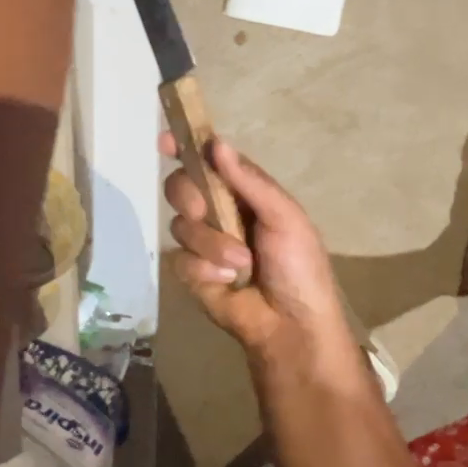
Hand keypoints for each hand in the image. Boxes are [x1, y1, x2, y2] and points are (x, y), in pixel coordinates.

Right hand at [161, 134, 352, 366]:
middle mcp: (220, 213)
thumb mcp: (285, 217)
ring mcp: (203, 244)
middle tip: (206, 211)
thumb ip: (250, 181)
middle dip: (190, 196)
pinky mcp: (192, 274)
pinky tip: (229, 284)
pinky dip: (205, 270)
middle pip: (182, 187)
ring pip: (180, 225)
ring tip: (242, 265)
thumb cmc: (299, 267)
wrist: (291, 325)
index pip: (209, 161)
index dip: (186, 148)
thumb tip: (217, 144)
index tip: (167, 141)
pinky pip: (180, 259)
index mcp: (245, 194)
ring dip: (212, 245)